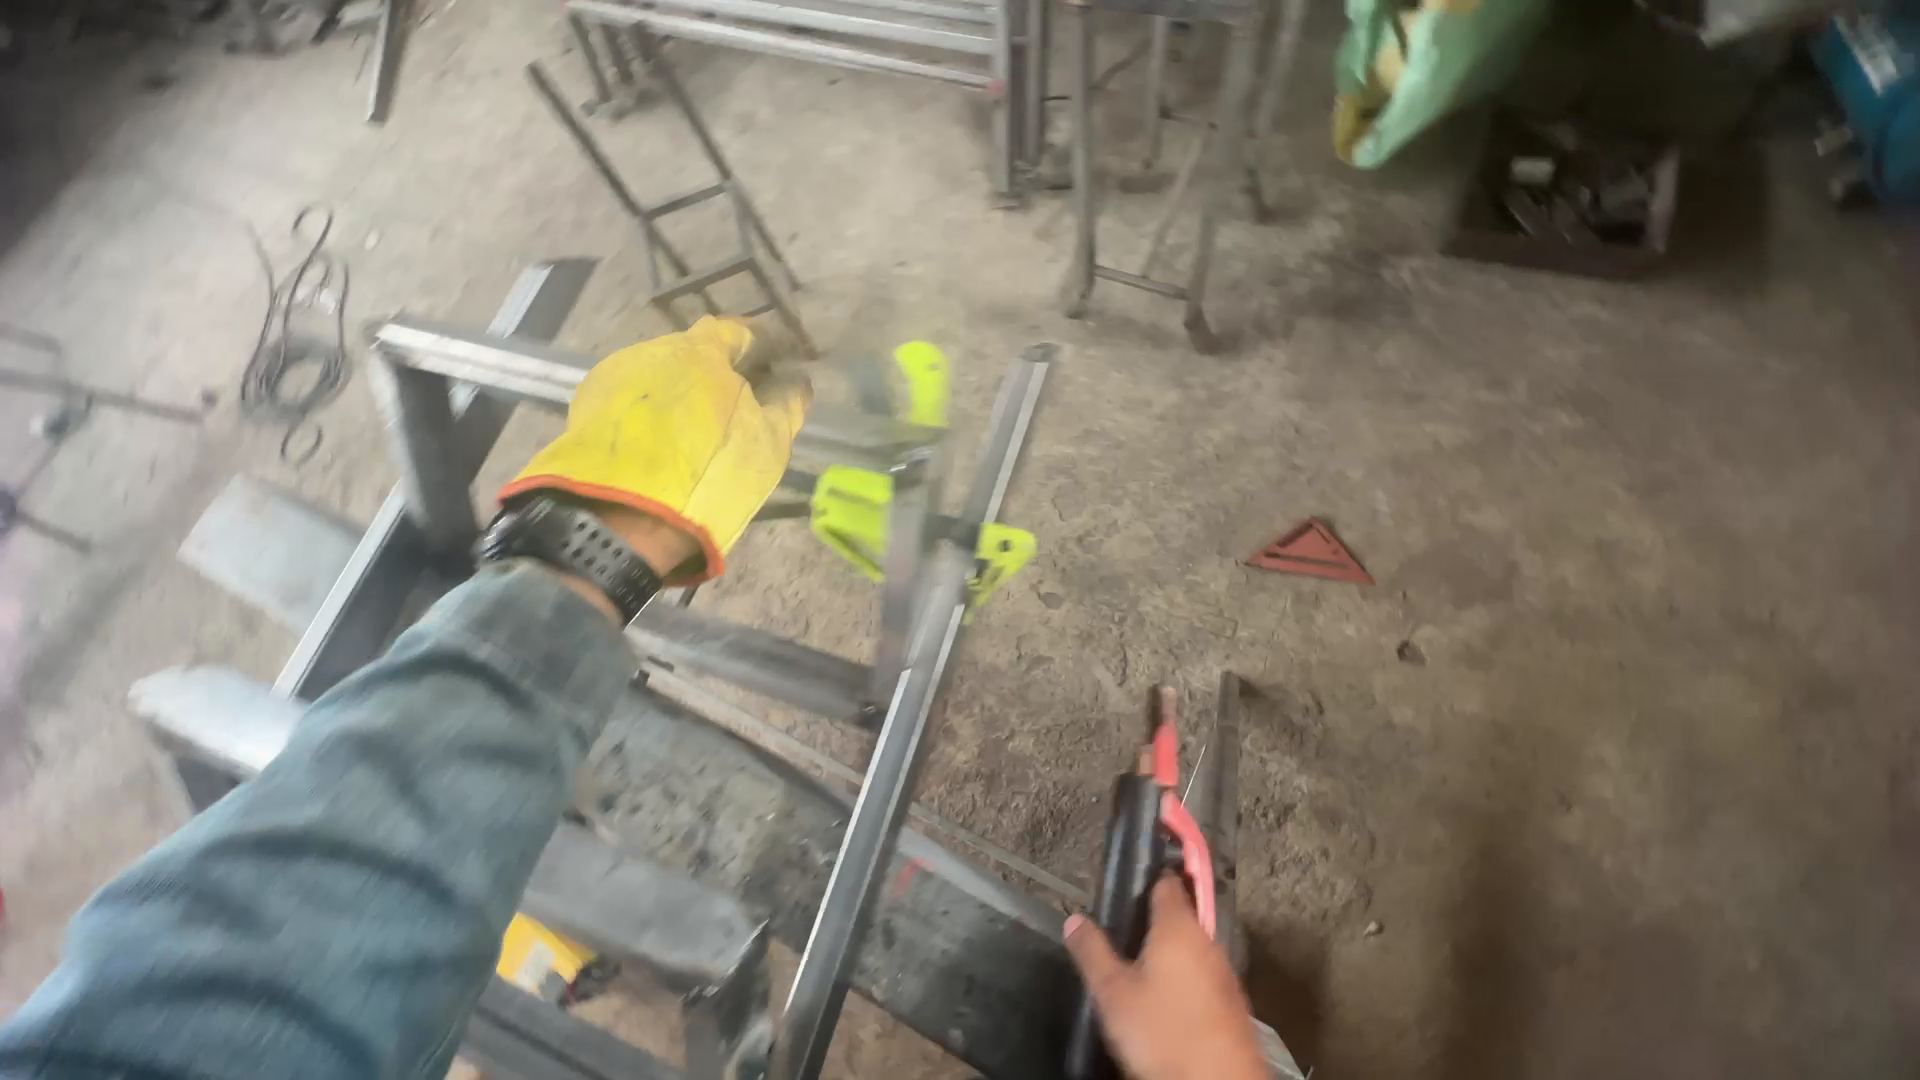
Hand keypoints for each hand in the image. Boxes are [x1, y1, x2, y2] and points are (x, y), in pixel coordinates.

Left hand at [501, 315, 810, 584]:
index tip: (777, 365)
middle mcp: (652, 352)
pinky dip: (655, 413)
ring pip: (662, 376)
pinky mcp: (588, 408)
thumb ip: (788, 403)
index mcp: (699, 351)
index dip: (761, 346)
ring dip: (684, 392)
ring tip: (700, 428)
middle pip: (695, 351)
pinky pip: (635, 401)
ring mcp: (614, 378)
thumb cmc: (712, 474)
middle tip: (742, 401)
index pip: (737, 331)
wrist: (625, 519)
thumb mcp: (769, 443)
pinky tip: (664, 443)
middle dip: (720, 370)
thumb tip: (797, 381)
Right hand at [1062, 877, 1266, 1079]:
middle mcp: (1207, 941)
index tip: (1126, 880)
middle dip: (1154, 919)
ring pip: (1193, 948)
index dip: (1146, 876)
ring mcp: (1225, 973)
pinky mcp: (1233, 1005)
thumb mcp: (1113, 994)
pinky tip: (1166, 1000)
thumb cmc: (1164, 1033)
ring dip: (1171, 951)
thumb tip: (1074, 919)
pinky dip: (1186, 979)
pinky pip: (1204, 976)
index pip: (1166, 881)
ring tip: (1139, 965)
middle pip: (1180, 914)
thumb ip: (1092, 952)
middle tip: (1122, 930)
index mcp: (1178, 927)